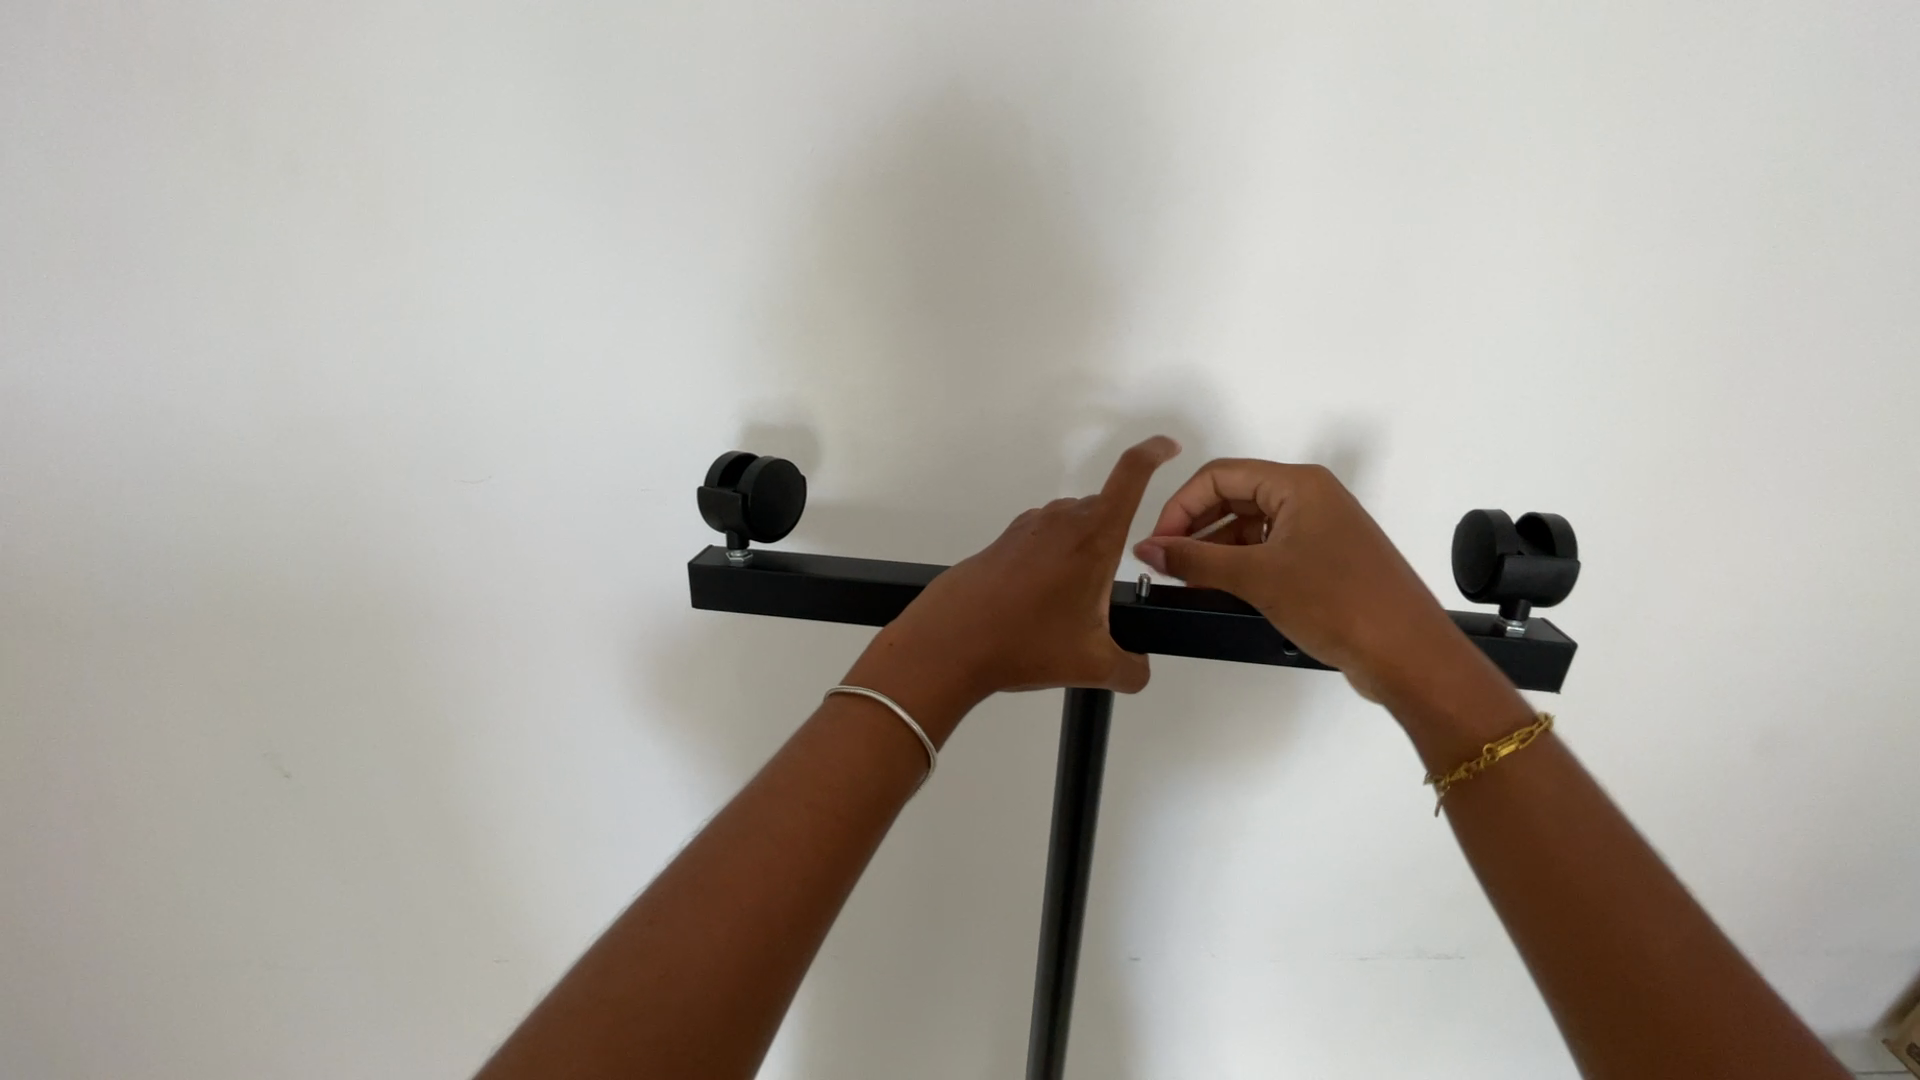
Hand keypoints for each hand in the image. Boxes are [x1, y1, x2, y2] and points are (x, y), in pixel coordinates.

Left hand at [844, 436, 1180, 737]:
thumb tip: (1137, 669)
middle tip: (1108, 592)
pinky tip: (1039, 604)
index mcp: (1094, 537)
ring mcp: (1027, 528)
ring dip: (1080, 554)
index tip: (1167, 446)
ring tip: (1070, 608)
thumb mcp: (1092, 665)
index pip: (1131, 474)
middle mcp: (1061, 522)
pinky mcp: (1002, 542)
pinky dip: (1050, 562)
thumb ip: (1132, 668)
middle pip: (1102, 510)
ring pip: (1071, 526)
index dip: (1154, 452)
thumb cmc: (1021, 643)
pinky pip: (1040, 540)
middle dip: (1115, 540)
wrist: (949, 644)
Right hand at [1132, 459, 1464, 704]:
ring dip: (1214, 548)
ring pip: (1248, 525)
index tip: (1156, 544)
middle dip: (1194, 526)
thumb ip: (1194, 560)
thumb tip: (1147, 549)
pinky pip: (1267, 548)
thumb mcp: (1256, 578)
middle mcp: (1309, 496)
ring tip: (1187, 579)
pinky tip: (1218, 587)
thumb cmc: (1337, 602)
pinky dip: (1238, 563)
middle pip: (1233, 496)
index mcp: (1297, 484)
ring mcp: (1318, 528)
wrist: (1408, 654)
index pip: (1218, 476)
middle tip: (1166, 562)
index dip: (1180, 506)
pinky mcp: (1323, 558)